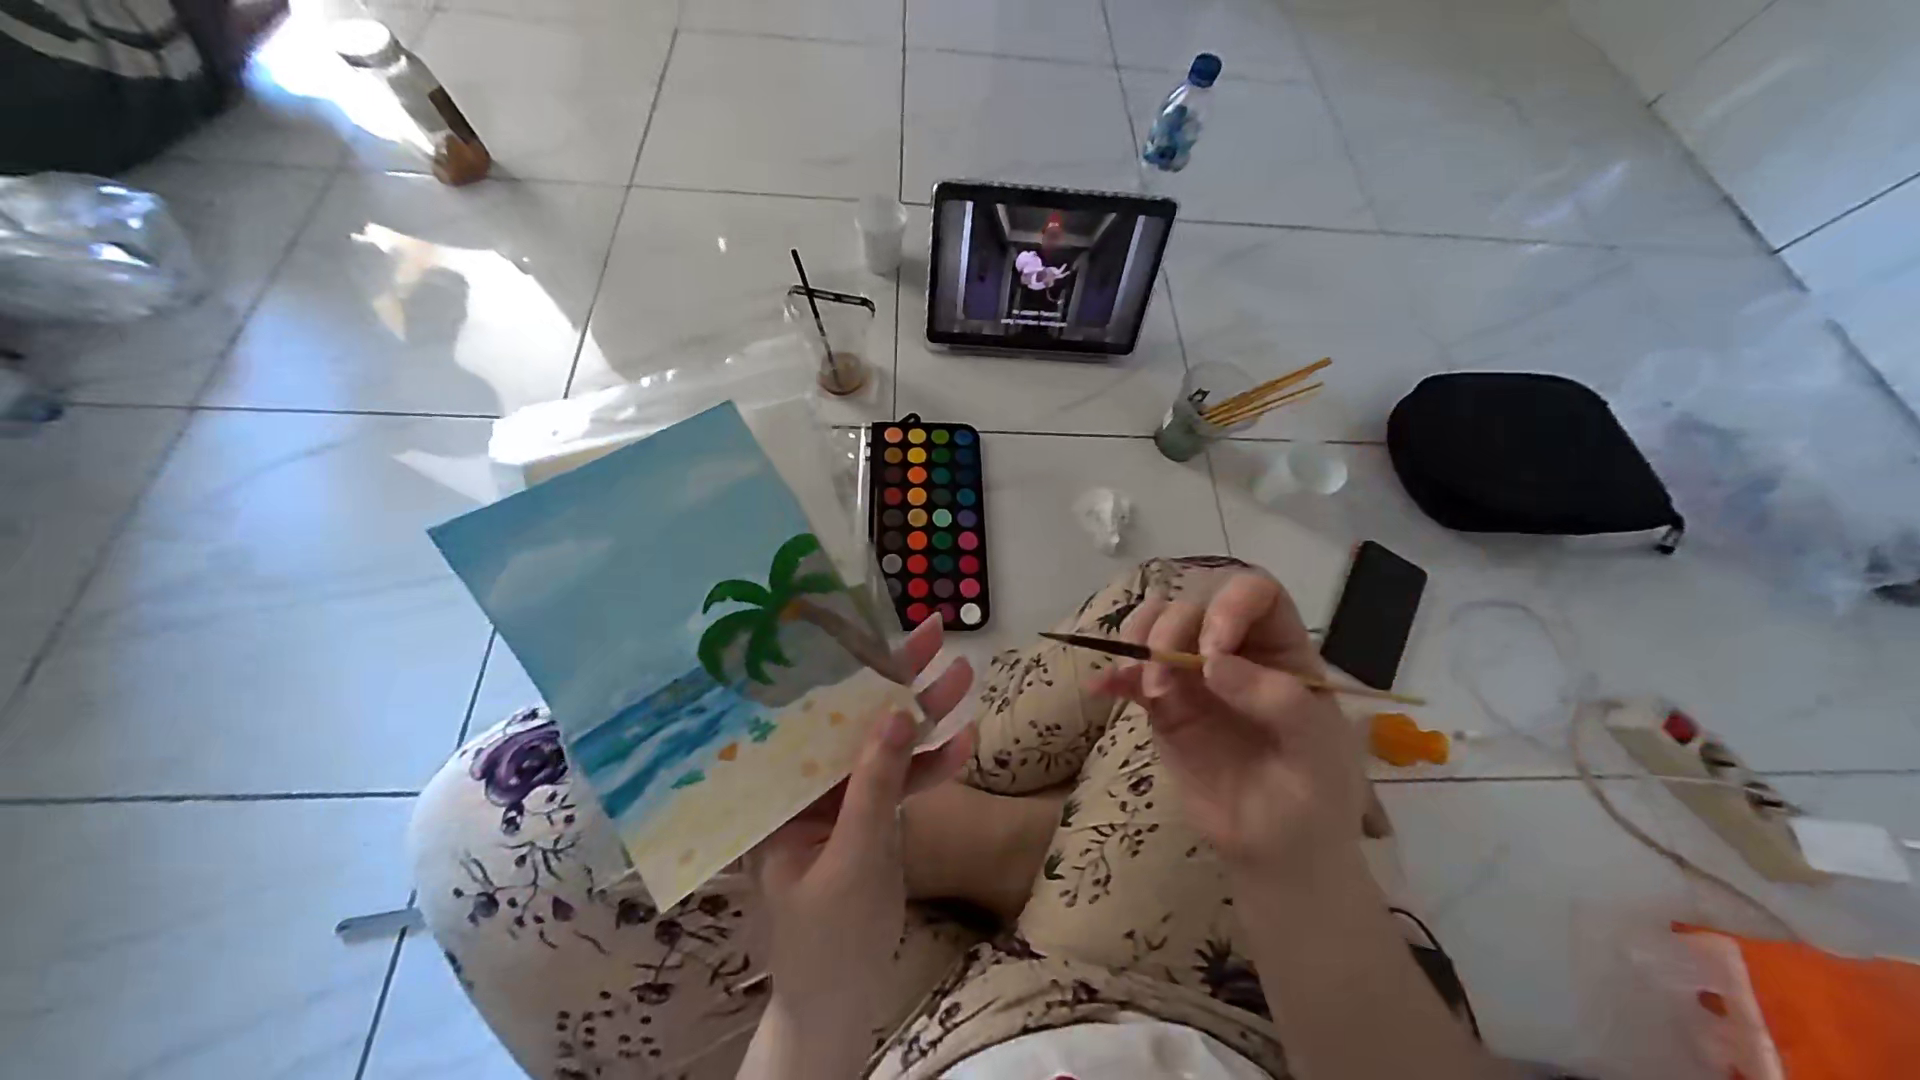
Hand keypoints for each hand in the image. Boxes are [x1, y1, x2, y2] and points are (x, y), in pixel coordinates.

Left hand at [749, 616, 974, 1040]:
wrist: (841, 1002)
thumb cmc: (827, 937)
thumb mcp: (852, 858)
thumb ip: (874, 785)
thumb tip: (895, 712)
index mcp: (781, 788)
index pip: (813, 714)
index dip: (849, 670)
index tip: (882, 630)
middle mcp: (809, 782)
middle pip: (856, 720)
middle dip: (898, 680)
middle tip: (938, 633)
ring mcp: (845, 797)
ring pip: (887, 745)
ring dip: (927, 715)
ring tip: (966, 674)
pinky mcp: (874, 816)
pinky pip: (905, 783)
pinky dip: (933, 765)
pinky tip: (966, 742)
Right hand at [1095, 572, 1368, 881]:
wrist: (1276, 851)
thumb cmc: (1313, 798)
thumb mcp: (1318, 751)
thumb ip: (1277, 701)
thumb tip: (1213, 663)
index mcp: (1281, 651)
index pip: (1254, 593)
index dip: (1229, 605)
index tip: (1214, 651)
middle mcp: (1234, 651)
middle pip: (1192, 604)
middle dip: (1170, 629)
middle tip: (1164, 680)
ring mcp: (1193, 677)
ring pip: (1155, 627)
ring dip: (1138, 643)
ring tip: (1138, 684)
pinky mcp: (1163, 706)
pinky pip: (1131, 676)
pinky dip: (1112, 675)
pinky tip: (1100, 688)